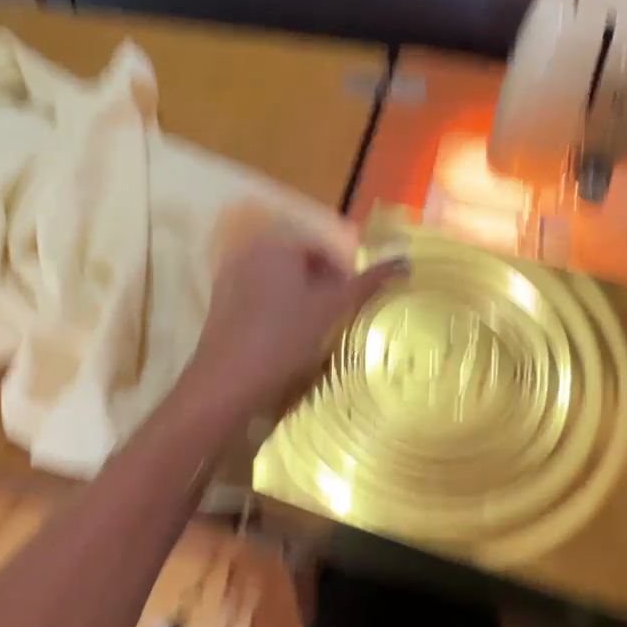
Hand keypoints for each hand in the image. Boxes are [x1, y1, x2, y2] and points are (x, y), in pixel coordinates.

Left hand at [181, 229, 404, 423]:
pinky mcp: (222, 304)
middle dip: (325, 287)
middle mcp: (250, 250)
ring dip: (303, 301)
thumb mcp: (332, 309)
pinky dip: (279, 312)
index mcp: (277, 242)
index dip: (346, 275)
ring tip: (317, 333)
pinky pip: (261, 298)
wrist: (224, 384)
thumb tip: (404, 262)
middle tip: (339, 318)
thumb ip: (368, 282)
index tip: (355, 304)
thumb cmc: (283, 339)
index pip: (325, 248)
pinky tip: (288, 342)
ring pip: (282, 282)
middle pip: (302, 263)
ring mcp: (231, 276)